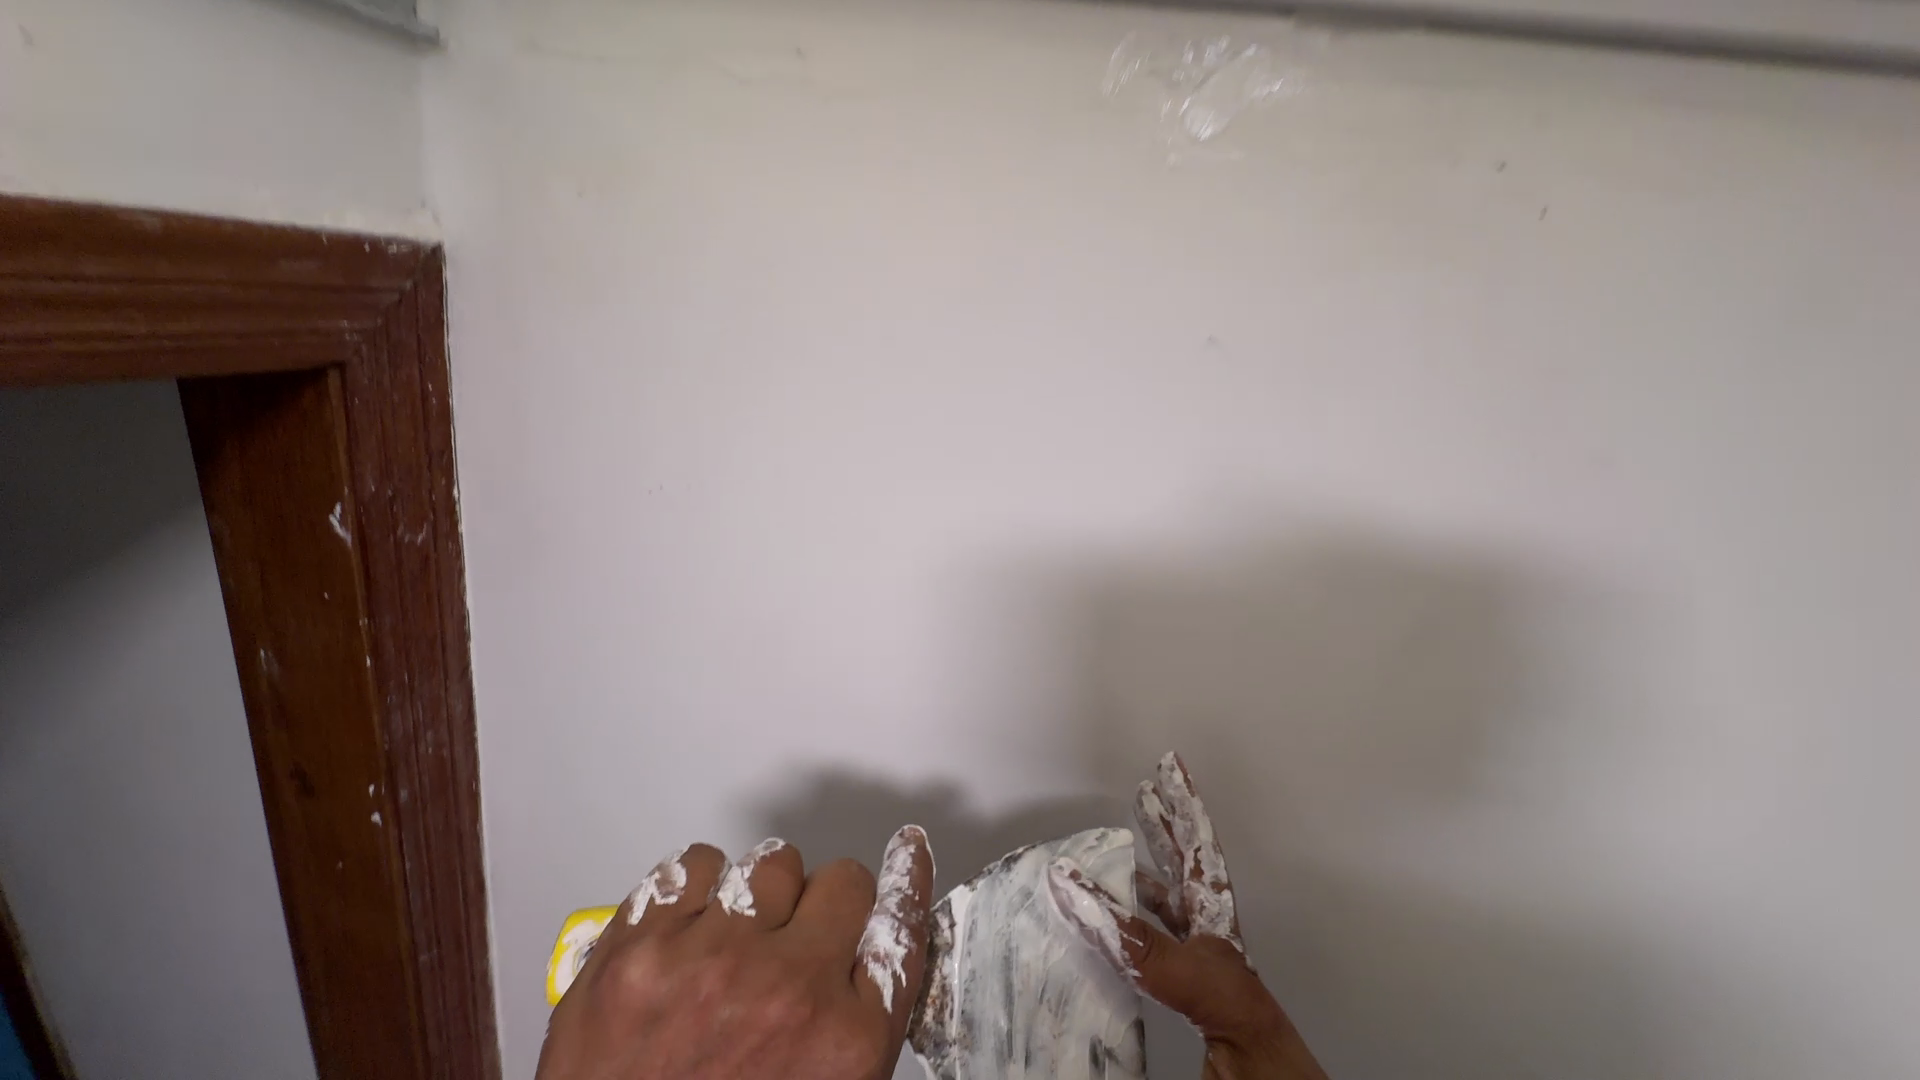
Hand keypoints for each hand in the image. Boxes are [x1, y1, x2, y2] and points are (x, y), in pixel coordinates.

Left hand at [537, 826, 934, 1079]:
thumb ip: (858, 1021)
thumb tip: (871, 949)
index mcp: (845, 1043)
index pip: (900, 926)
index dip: (907, 879)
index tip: (908, 851)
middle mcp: (788, 991)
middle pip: (842, 880)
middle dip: (822, 904)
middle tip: (792, 935)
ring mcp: (711, 962)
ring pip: (772, 861)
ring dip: (760, 894)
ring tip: (732, 939)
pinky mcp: (640, 950)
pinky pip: (696, 862)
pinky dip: (697, 887)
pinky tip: (689, 926)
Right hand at [1047, 753, 1328, 1079]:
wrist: (1262, 1078)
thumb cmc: (1241, 1030)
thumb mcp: (1186, 976)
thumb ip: (1133, 938)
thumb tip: (1074, 887)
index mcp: (1216, 920)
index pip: (1198, 850)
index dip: (1184, 806)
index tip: (1170, 766)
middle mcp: (1206, 932)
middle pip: (1184, 866)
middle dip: (1164, 826)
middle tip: (1143, 792)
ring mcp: (1195, 961)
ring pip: (1164, 903)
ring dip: (1139, 873)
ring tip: (1111, 853)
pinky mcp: (1178, 989)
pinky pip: (1146, 943)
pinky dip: (1125, 923)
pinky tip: (1107, 923)